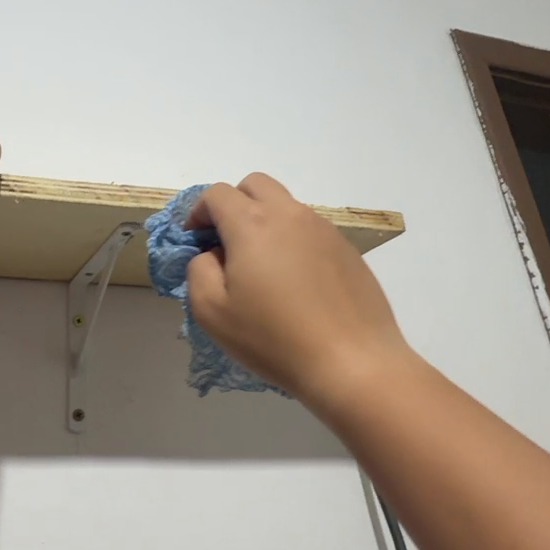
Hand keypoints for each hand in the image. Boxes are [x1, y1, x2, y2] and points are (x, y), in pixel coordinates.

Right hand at [185, 174, 409, 406]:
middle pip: (254, 185)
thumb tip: (214, 255)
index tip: (195, 241)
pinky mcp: (347, 250)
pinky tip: (296, 285)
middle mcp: (289, 214)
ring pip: (285, 206)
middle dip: (233, 205)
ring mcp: (323, 230)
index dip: (198, 212)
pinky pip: (310, 230)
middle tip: (226, 243)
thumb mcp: (212, 311)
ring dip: (265, 222)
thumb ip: (199, 270)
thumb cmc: (274, 338)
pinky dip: (293, 242)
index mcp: (252, 223)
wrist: (353, 363)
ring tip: (263, 268)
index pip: (217, 194)